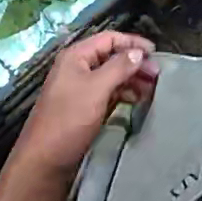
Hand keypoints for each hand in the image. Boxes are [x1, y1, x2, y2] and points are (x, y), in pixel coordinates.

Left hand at [13, 30, 159, 178]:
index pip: (110, 39)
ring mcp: (80, 87)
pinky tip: (138, 99)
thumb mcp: (96, 89)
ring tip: (152, 88)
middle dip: (135, 63)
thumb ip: (119, 67)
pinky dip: (124, 93)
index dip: (133, 43)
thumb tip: (138, 52)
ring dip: (132, 79)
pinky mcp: (84, 106)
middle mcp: (78, 67)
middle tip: (157, 75)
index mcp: (76, 56)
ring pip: (112, 75)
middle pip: (112, 56)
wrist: (44, 161)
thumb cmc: (69, 119)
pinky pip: (108, 92)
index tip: (155, 54)